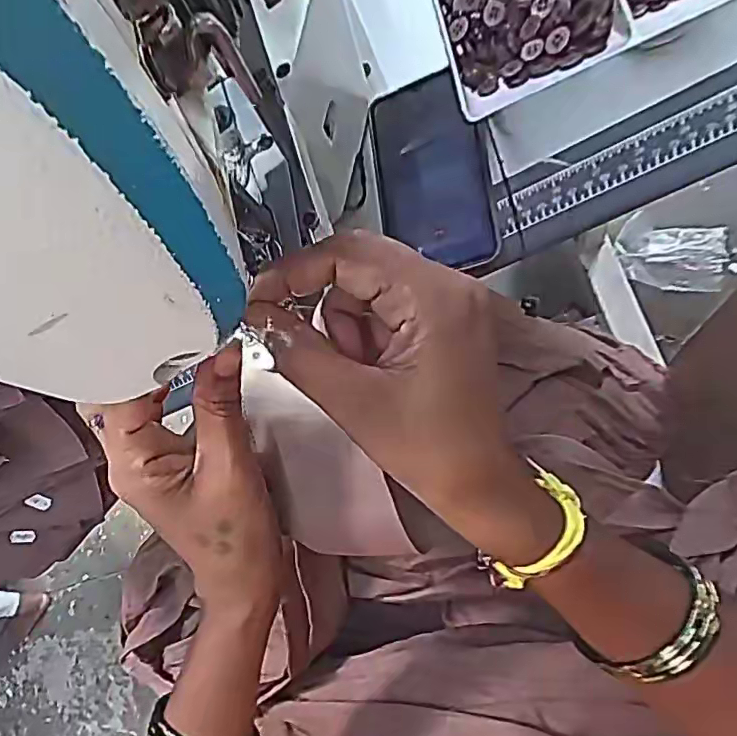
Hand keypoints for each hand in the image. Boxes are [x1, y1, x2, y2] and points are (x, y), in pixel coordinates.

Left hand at [86, 343, 281, 619]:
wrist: (244, 579)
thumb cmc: (235, 539)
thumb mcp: (231, 467)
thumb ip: (221, 405)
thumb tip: (223, 349)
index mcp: (130, 463)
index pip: (117, 390)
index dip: (138, 352)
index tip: (166, 318)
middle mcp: (125, 459)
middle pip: (111, 391)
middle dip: (136, 354)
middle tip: (167, 316)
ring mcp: (140, 461)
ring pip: (129, 399)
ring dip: (151, 368)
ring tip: (180, 335)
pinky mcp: (159, 460)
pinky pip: (151, 412)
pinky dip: (165, 386)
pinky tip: (186, 367)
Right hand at [246, 231, 556, 559]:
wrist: (476, 482)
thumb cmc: (432, 451)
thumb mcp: (351, 401)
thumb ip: (298, 352)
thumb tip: (260, 318)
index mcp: (434, 299)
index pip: (348, 253)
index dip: (294, 272)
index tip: (262, 300)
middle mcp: (450, 288)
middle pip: (358, 265)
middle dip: (322, 307)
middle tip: (299, 343)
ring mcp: (450, 304)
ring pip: (367, 288)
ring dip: (344, 327)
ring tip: (356, 375)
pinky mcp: (444, 322)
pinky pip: (385, 309)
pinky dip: (364, 337)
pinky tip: (370, 373)